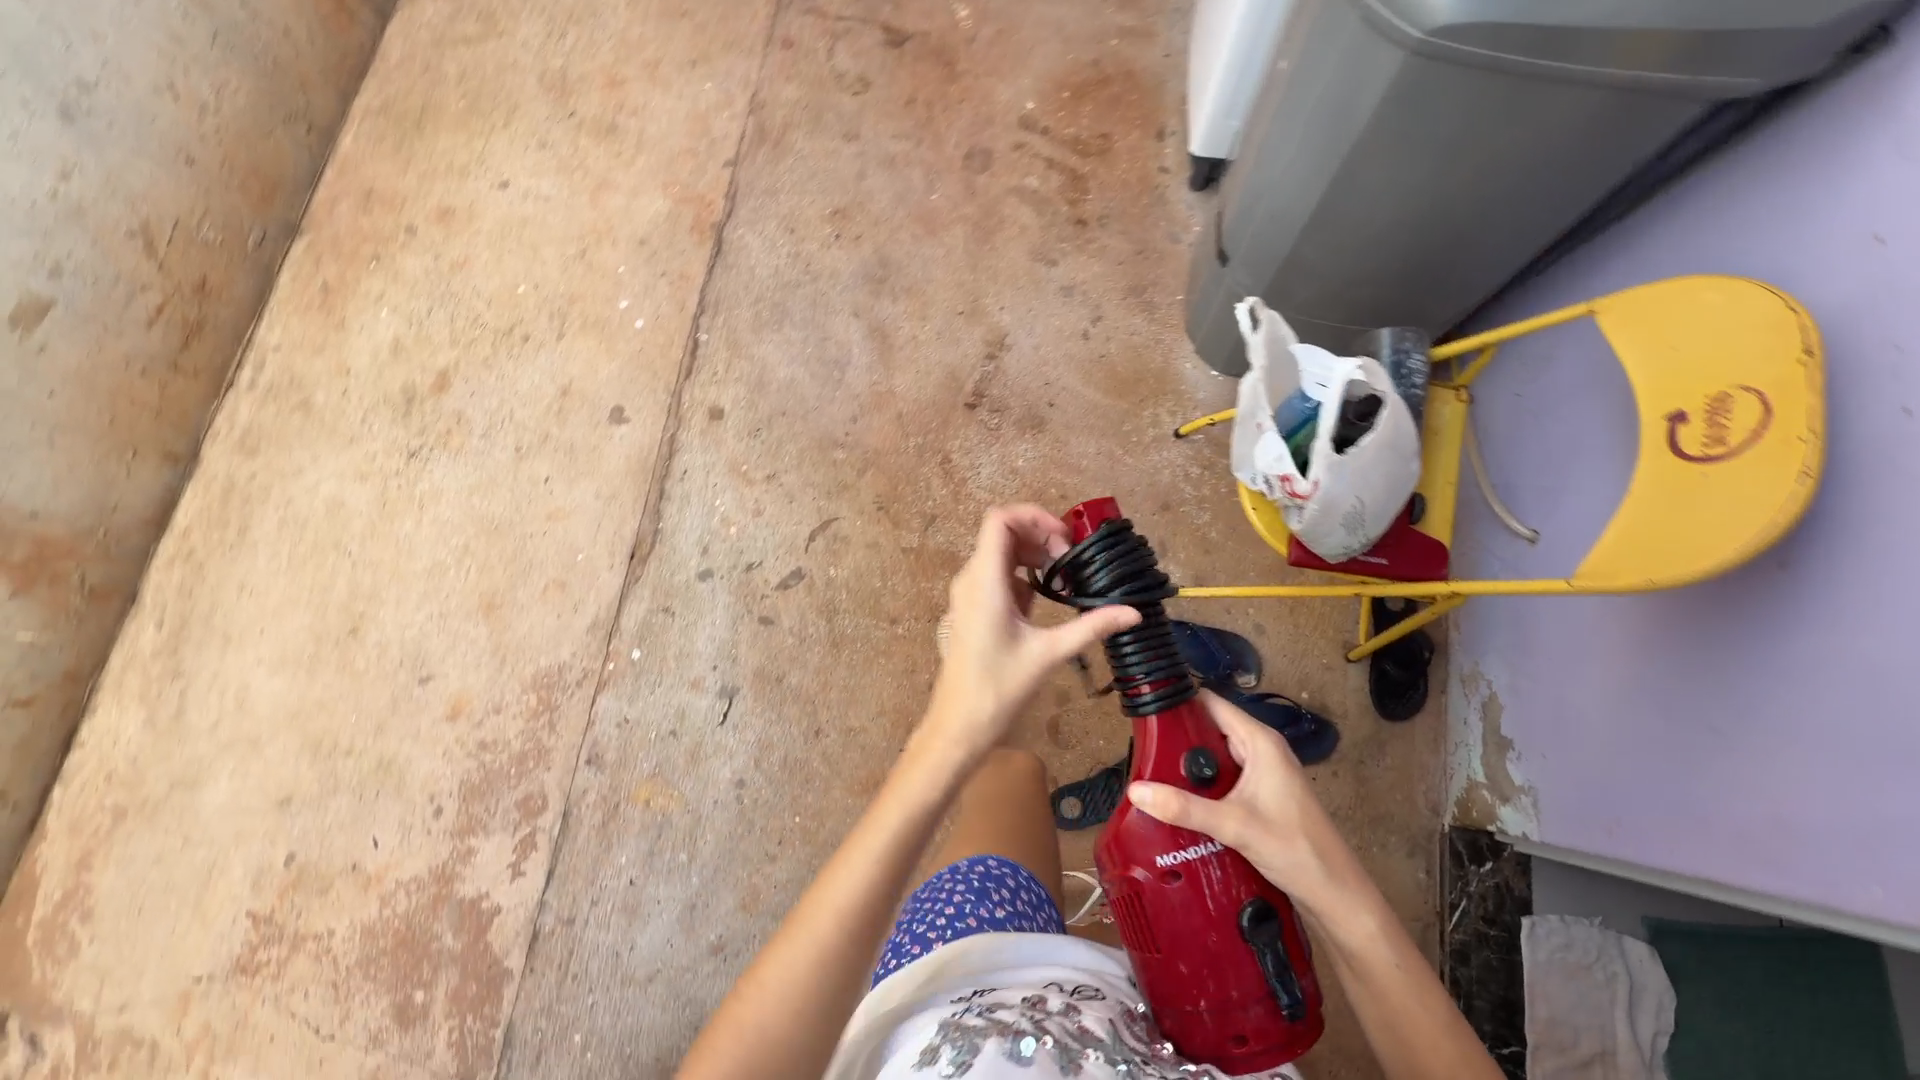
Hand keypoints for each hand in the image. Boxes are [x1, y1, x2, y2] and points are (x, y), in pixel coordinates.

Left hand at [924, 506, 1139, 760]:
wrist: (959, 725)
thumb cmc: (997, 689)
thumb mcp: (1049, 654)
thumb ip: (1091, 627)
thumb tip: (1133, 612)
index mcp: (984, 581)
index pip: (1000, 520)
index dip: (1034, 516)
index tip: (1065, 539)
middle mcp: (971, 580)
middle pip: (1002, 534)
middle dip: (1040, 537)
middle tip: (1071, 561)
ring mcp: (968, 595)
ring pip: (1000, 556)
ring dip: (1033, 558)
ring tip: (1064, 581)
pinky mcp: (972, 610)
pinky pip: (997, 578)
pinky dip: (1022, 578)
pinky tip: (1046, 602)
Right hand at [1127, 692, 1351, 913]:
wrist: (1334, 892)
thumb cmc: (1295, 848)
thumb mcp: (1234, 825)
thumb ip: (1184, 807)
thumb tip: (1136, 791)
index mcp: (1260, 741)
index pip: (1211, 704)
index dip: (1178, 703)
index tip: (1143, 712)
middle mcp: (1260, 750)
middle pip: (1209, 730)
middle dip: (1176, 740)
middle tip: (1139, 753)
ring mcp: (1261, 774)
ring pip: (1214, 758)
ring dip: (1186, 767)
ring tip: (1149, 776)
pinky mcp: (1259, 797)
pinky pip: (1221, 780)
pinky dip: (1200, 787)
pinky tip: (1177, 802)